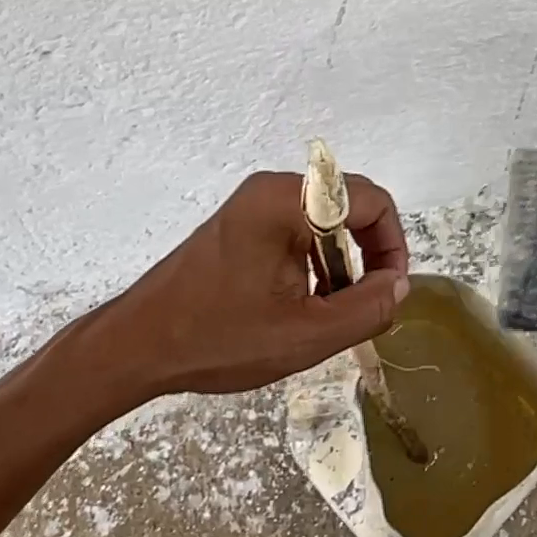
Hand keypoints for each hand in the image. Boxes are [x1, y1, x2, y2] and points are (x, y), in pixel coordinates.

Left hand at [110, 171, 410, 395]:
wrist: (137, 345)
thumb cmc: (219, 339)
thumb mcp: (307, 334)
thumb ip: (368, 308)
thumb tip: (399, 285)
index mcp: (287, 201)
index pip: (370, 200)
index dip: (392, 245)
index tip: (389, 291)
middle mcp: (270, 190)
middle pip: (348, 206)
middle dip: (366, 256)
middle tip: (362, 305)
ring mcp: (251, 205)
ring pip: (324, 221)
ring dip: (340, 263)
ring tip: (328, 312)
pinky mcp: (239, 225)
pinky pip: (296, 229)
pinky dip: (313, 262)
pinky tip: (300, 304)